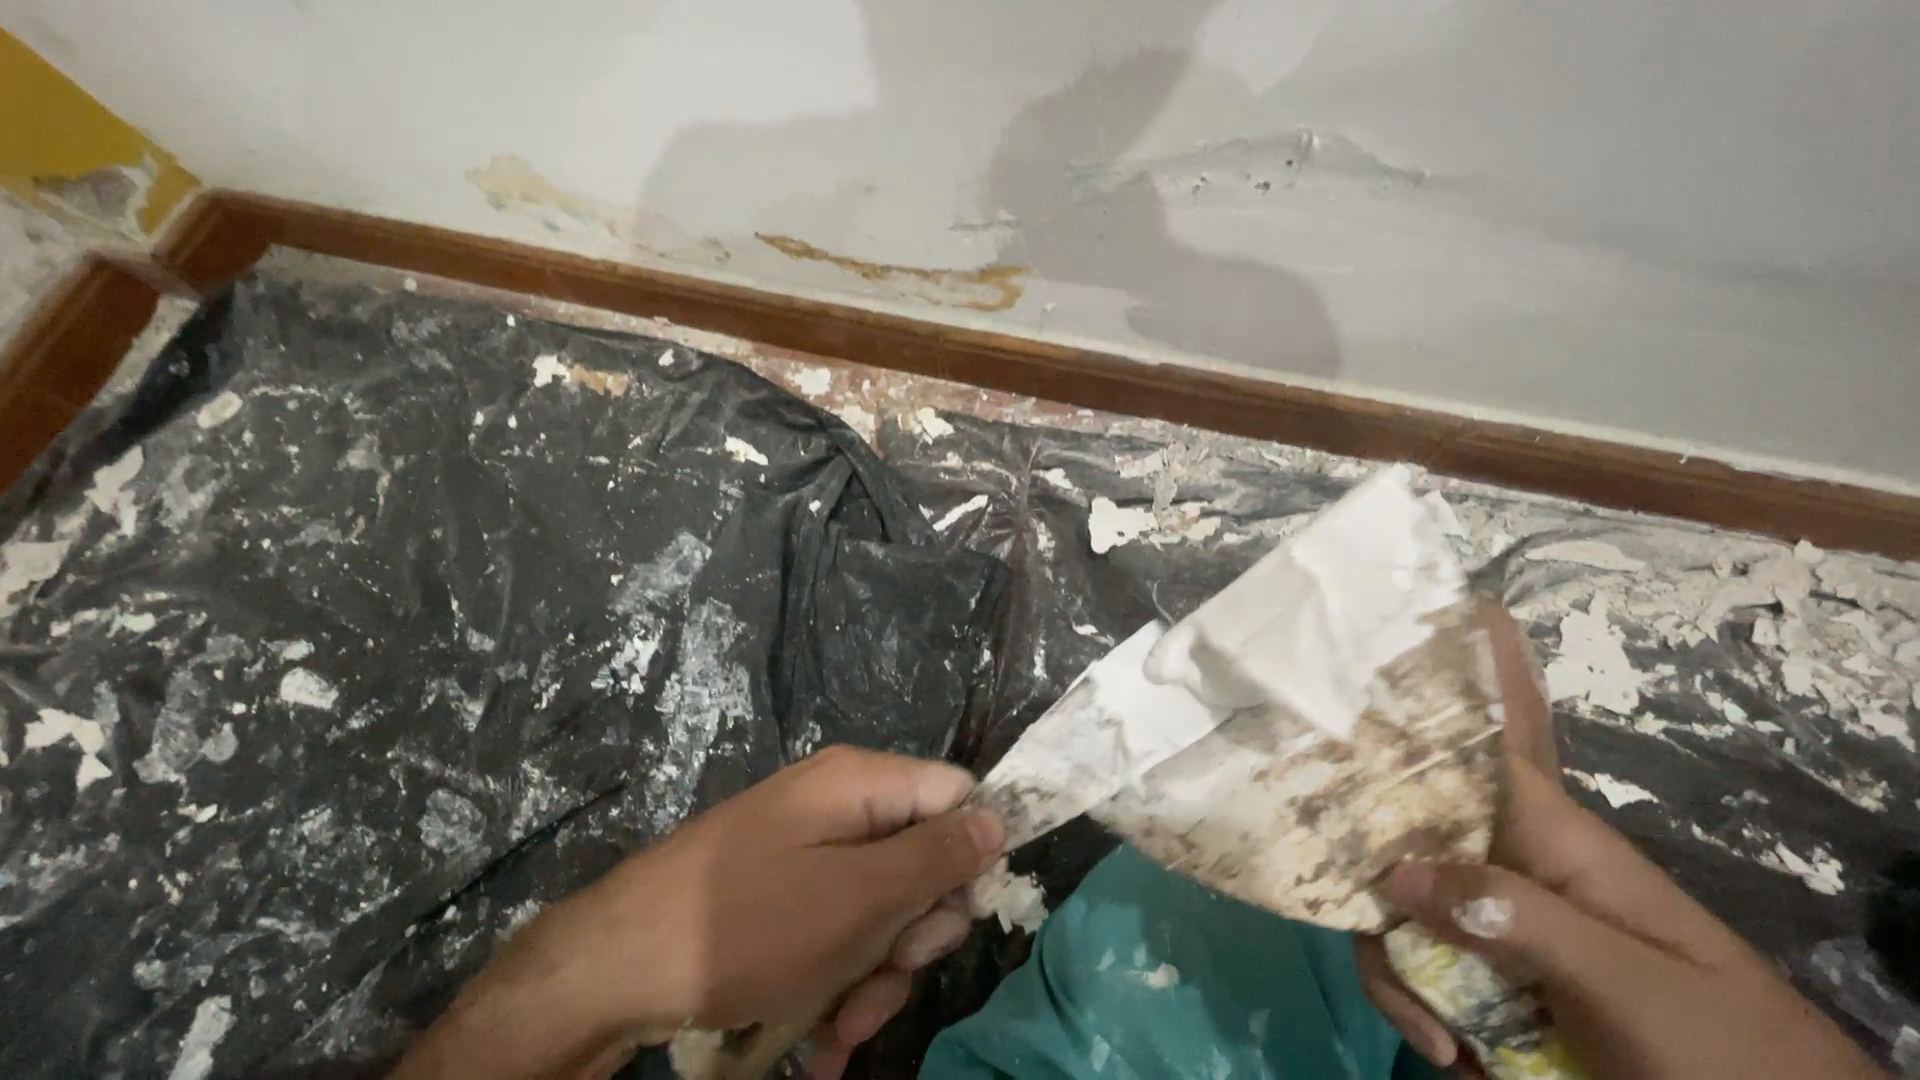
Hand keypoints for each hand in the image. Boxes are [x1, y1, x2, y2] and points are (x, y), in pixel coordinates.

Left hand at [392, 746, 1004, 1079]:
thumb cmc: (746, 924)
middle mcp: (840, 807)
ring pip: (882, 911)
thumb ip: (935, 857)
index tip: (963, 914)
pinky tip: (820, 1037)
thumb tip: (999, 819)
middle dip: (913, 933)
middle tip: (888, 975)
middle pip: (922, 862)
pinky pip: (840, 931)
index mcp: (861, 784)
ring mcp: (810, 852)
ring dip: (876, 975)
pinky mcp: (786, 895)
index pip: (955, 795)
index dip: (973, 853)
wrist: (615, 967)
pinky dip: (839, 981)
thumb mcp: (856, 897)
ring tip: (842, 1027)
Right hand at [1357, 603, 1885, 1078]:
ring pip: (1397, 907)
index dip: (1453, 685)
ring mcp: (1491, 921)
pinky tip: (1449, 1054)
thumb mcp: (1635, 987)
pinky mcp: (1479, 974)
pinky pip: (1413, 964)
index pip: (1490, 739)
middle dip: (1377, 892)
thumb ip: (1521, 918)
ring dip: (1399, 974)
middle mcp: (1507, 864)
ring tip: (1442, 1042)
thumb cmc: (1730, 1054)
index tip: (1414, 632)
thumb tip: (1395, 869)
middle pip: (1404, 834)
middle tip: (1386, 954)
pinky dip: (1414, 1006)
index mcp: (1553, 839)